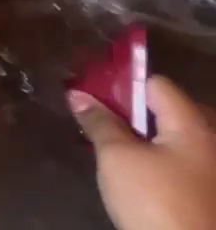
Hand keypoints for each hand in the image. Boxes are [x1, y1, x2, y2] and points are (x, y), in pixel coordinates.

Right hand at [71, 75, 215, 229]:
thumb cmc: (157, 199)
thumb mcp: (116, 156)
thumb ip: (99, 122)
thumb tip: (80, 95)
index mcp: (198, 129)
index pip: (158, 85)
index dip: (124, 82)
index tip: (94, 91)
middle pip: (178, 110)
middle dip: (142, 109)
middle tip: (107, 116)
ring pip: (185, 140)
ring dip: (154, 136)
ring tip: (122, 144)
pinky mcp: (212, 194)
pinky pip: (193, 164)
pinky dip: (169, 158)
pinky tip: (146, 171)